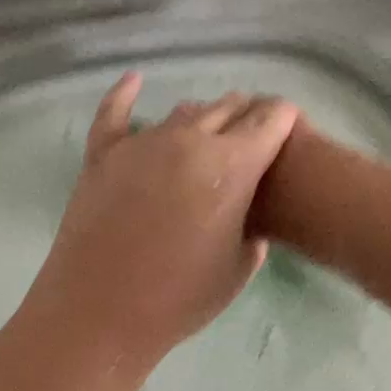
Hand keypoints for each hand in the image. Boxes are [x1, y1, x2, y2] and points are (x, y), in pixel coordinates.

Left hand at [20, 72, 298, 369]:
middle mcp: (190, 140)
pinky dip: (125, 95)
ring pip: (182, 113)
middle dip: (246, 114)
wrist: (102, 310)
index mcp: (233, 164)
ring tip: (209, 124)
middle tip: (252, 127)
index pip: (270, 121)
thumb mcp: (239, 268)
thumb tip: (245, 212)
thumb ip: (252, 230)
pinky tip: (134, 80)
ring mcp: (142, 142)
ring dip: (201, 116)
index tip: (288, 124)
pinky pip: (114, 114)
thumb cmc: (180, 299)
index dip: (283, 118)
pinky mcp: (103, 153)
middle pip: (227, 109)